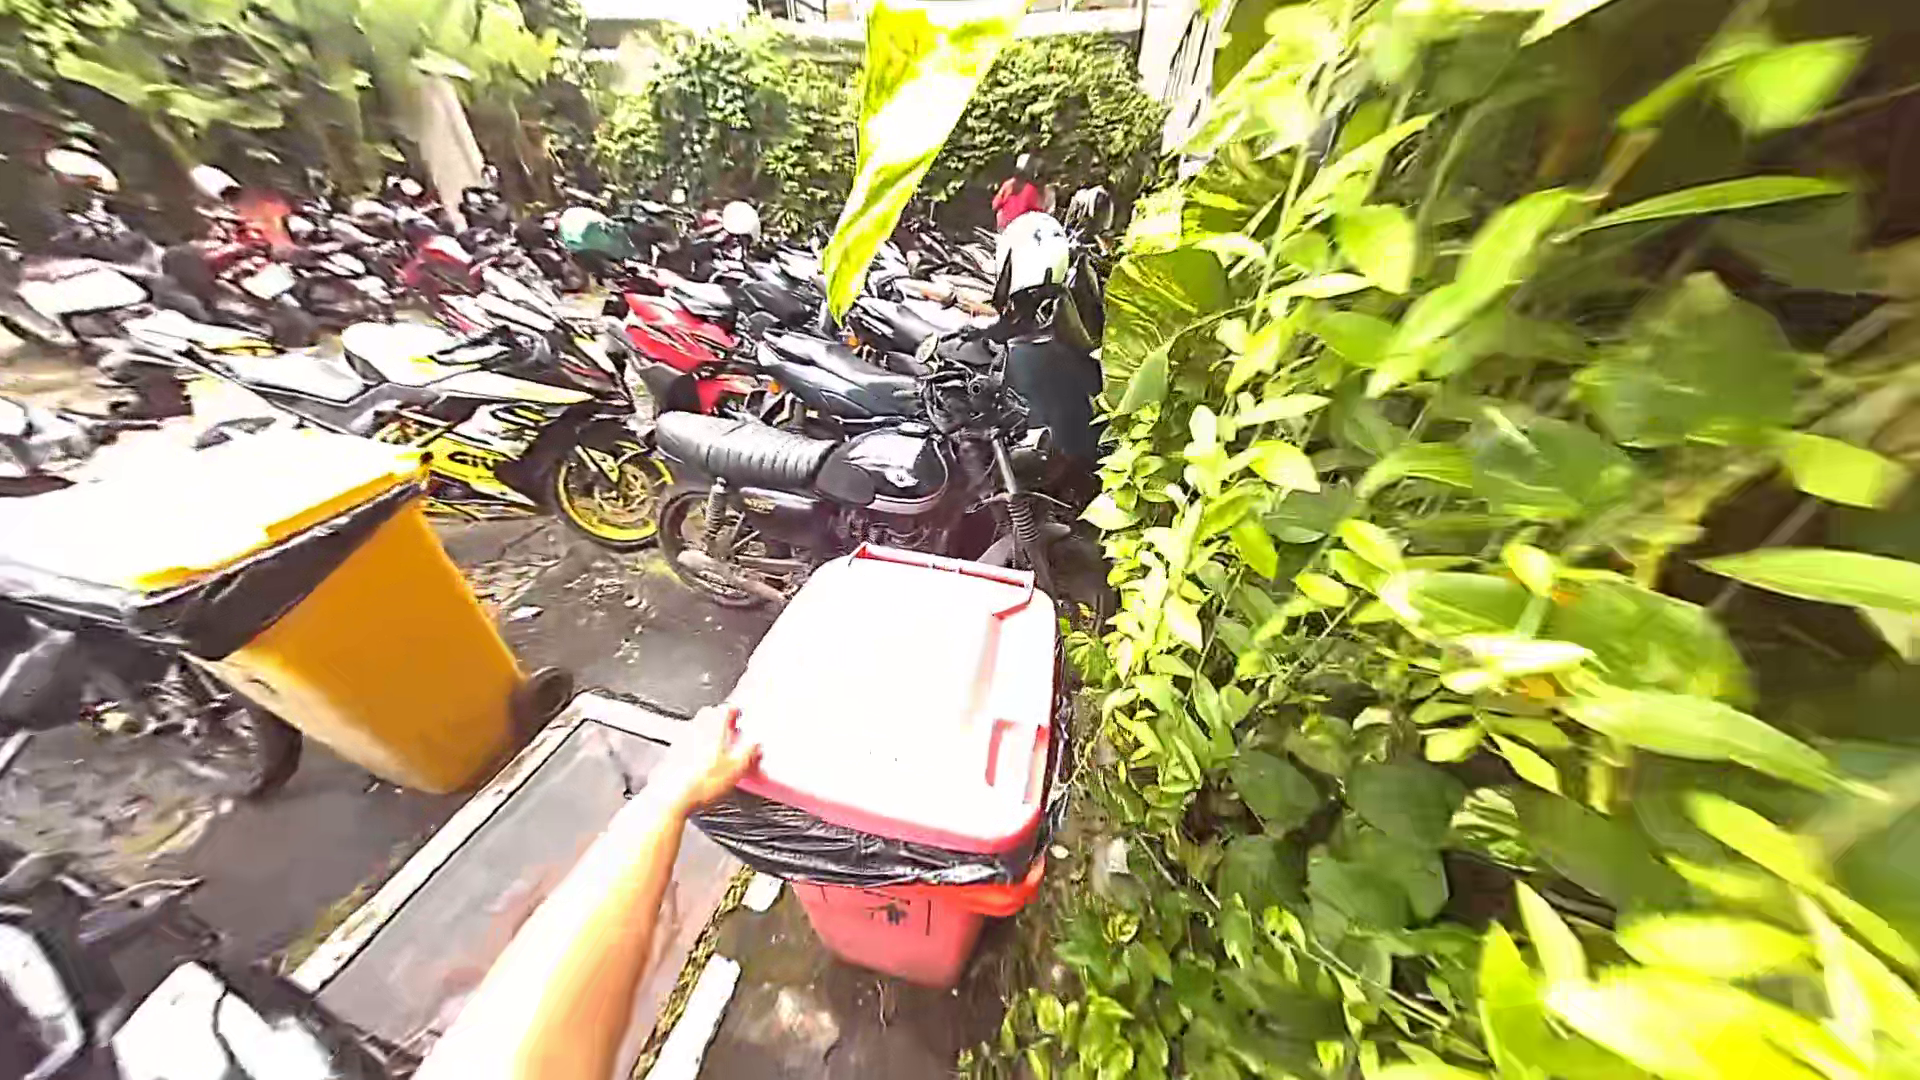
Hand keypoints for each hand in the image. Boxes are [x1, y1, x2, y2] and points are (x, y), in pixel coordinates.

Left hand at [653, 704, 759, 814]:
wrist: (669, 799)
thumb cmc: (701, 782)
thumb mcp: (736, 769)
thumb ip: (749, 753)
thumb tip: (756, 745)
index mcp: (714, 728)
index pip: (726, 709)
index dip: (734, 711)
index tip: (738, 715)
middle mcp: (695, 729)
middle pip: (707, 715)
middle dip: (718, 718)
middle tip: (727, 728)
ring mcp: (680, 741)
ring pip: (695, 728)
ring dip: (705, 733)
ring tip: (714, 747)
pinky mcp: (669, 756)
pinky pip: (684, 744)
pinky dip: (692, 748)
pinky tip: (697, 763)